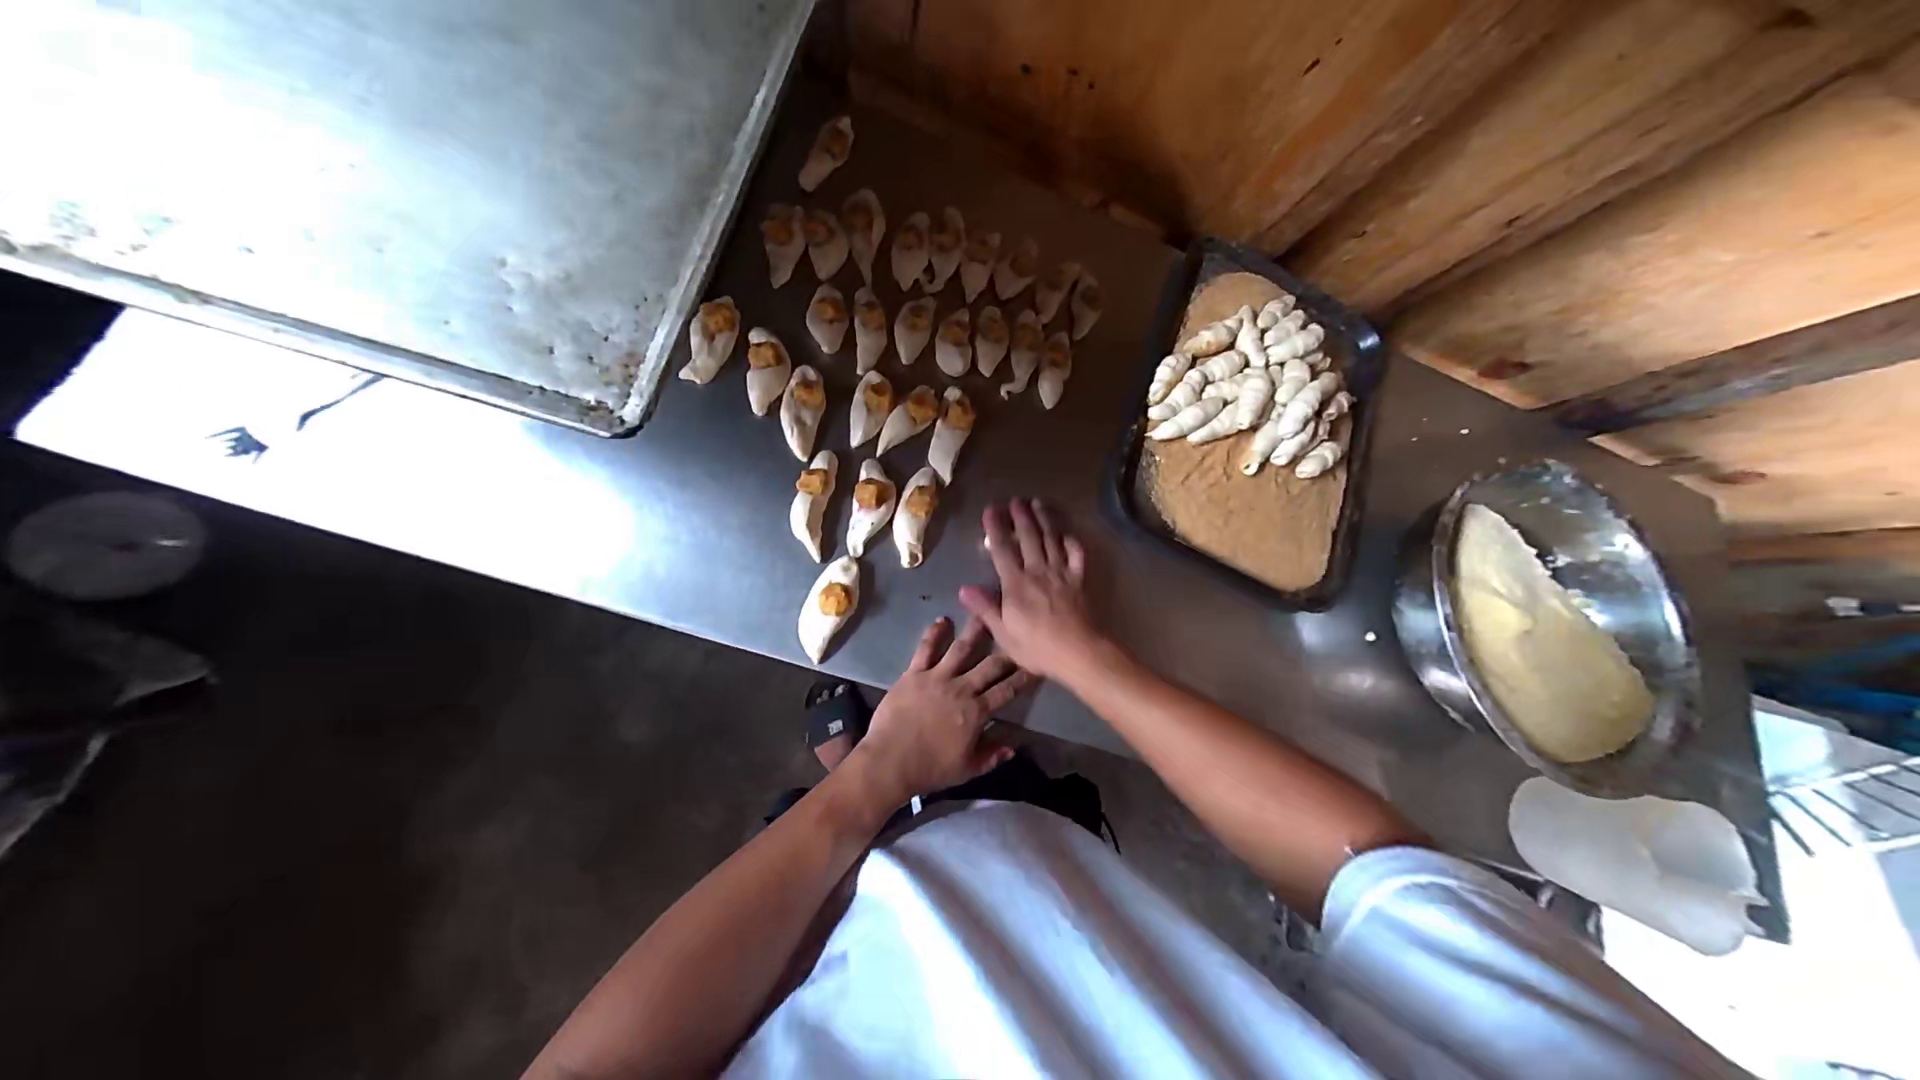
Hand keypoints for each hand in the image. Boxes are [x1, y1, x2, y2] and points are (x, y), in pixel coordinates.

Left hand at [848, 616, 1032, 804]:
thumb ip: (991, 756)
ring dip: (975, 630)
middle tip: (1016, 634)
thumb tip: (1013, 747)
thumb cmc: (930, 769)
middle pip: (990, 664)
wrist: (889, 761)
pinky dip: (934, 633)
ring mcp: (937, 677)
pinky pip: (926, 649)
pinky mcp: (913, 673)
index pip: (1007, 690)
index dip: (1024, 677)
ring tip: (985, 613)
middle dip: (1006, 650)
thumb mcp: (967, 769)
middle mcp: (961, 688)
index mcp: (977, 712)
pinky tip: (942, 620)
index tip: (1036, 665)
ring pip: (961, 648)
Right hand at [960, 498, 1111, 683]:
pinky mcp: (1079, 581)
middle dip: (1021, 517)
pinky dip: (1072, 543)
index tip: (991, 510)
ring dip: (1044, 521)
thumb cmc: (1037, 647)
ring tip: (1037, 504)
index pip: (1002, 550)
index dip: (996, 528)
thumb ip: (985, 608)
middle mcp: (1038, 572)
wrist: (1079, 652)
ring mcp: (1061, 574)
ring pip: (1051, 540)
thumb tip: (964, 589)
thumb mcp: (1003, 634)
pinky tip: (1067, 535)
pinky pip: (1076, 556)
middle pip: (1029, 538)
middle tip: (1016, 500)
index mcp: (1016, 584)